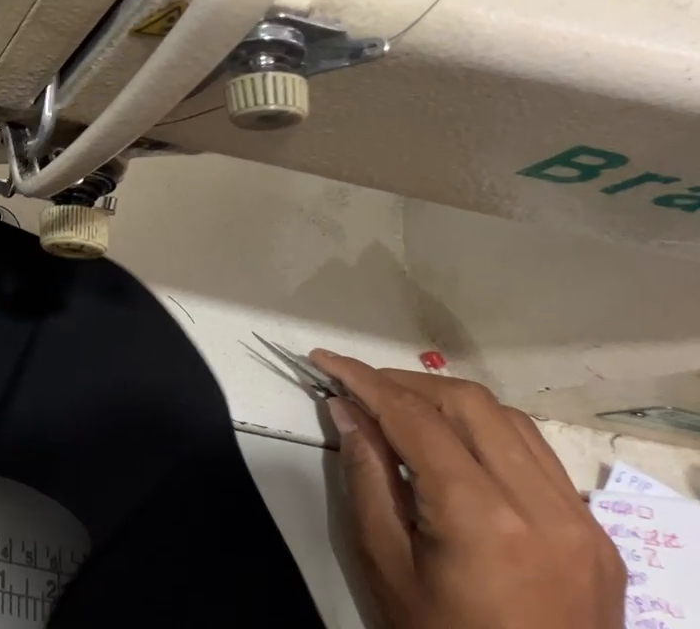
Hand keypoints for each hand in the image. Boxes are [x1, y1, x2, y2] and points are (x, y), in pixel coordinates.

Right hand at [311, 352, 624, 628]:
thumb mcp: (383, 558)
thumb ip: (366, 476)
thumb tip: (346, 410)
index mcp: (483, 516)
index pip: (416, 417)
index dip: (364, 380)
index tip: (324, 361)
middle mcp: (543, 507)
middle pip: (471, 404)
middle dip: (406, 383)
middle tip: (357, 386)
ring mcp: (580, 522)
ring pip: (511, 422)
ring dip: (449, 403)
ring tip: (399, 410)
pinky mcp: (596, 537)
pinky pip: (538, 459)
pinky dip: (487, 434)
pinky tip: (451, 448)